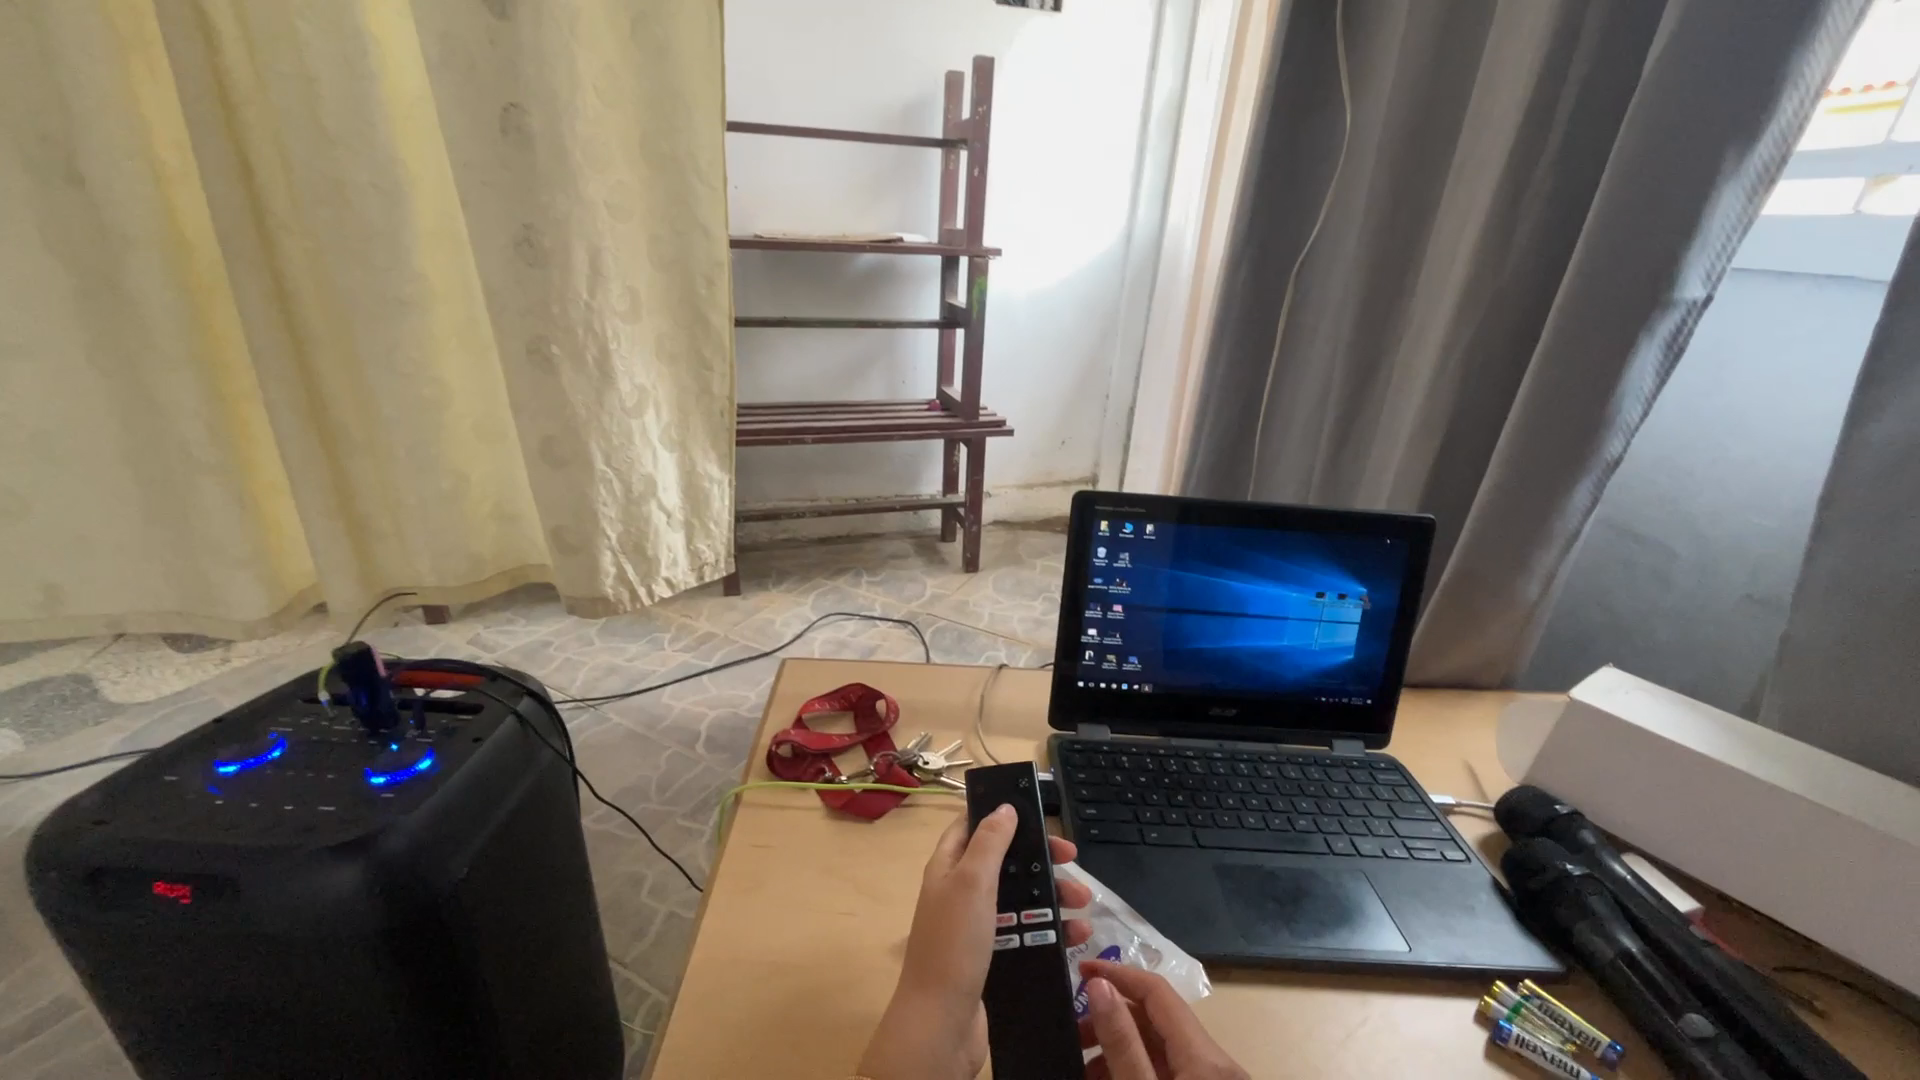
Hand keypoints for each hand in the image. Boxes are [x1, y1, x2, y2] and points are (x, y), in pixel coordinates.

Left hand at [858, 805, 1093, 1079]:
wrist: (942, 1024)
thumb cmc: (955, 944)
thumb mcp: (972, 882)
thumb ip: (990, 841)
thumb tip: (1004, 806)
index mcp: (948, 867)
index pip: (971, 826)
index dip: (1001, 815)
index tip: (1037, 815)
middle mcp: (960, 892)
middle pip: (1005, 862)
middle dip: (1040, 860)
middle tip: (1073, 859)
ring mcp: (976, 927)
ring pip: (1020, 899)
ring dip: (1053, 896)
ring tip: (1083, 902)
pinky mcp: (993, 957)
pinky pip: (1026, 933)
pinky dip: (1051, 930)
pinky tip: (1076, 934)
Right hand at [1079, 959, 1247, 1079]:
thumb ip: (1123, 1043)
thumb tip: (1098, 984)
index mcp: (1206, 1058)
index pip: (1157, 990)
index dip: (1117, 973)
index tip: (1079, 970)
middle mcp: (1215, 1064)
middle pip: (1156, 1020)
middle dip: (1111, 1018)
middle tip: (1073, 1032)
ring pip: (1158, 1048)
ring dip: (1119, 1047)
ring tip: (1084, 1064)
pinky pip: (1165, 1071)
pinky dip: (1134, 1067)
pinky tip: (1108, 1076)